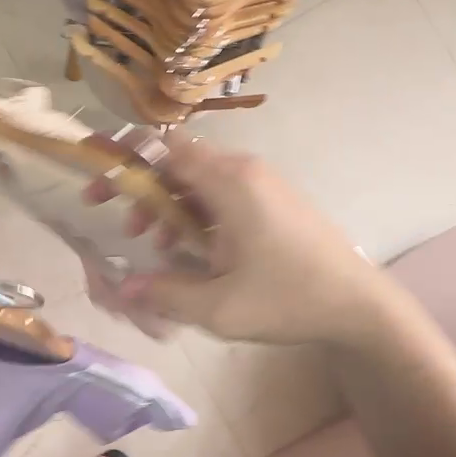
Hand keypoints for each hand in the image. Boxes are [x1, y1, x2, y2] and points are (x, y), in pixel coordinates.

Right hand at [88, 138, 398, 346]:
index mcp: (231, 184)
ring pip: (200, 183)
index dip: (124, 163)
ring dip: (169, 209)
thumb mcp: (217, 307)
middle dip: (144, 193)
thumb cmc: (287, 300)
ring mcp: (263, 186)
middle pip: (179, 164)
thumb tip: (121, 287)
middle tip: (125, 230)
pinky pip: (221, 198)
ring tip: (158, 249)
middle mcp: (246, 173)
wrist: (358, 306)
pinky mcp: (273, 204)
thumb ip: (163, 293)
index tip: (98, 190)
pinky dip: (195, 218)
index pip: (165, 149)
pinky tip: (192, 254)